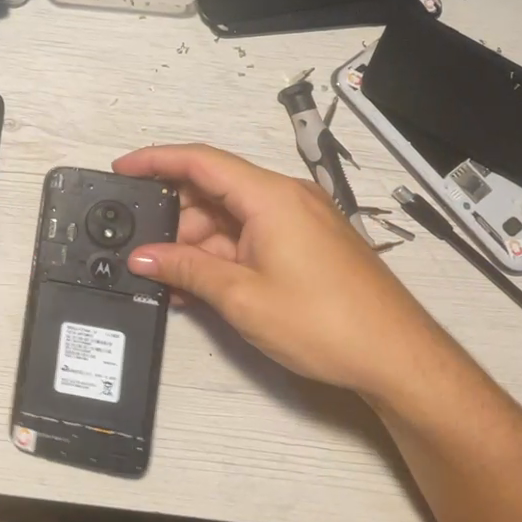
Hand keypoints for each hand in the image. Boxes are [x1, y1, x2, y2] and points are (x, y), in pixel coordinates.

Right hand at [113, 144, 456, 397]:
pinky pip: (249, 236)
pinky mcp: (306, 244)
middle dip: (174, 219)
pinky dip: (221, 255)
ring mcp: (299, 221)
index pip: (200, 161)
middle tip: (144, 250)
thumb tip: (143, 258)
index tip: (121, 168)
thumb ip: (186, 269)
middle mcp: (286, 198)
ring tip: (172, 280)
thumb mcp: (242, 297)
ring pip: (228, 217)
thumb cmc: (330, 325)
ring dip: (196, 244)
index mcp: (271, 197)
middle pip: (212, 190)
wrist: (400, 361)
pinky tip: (200, 285)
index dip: (155, 160)